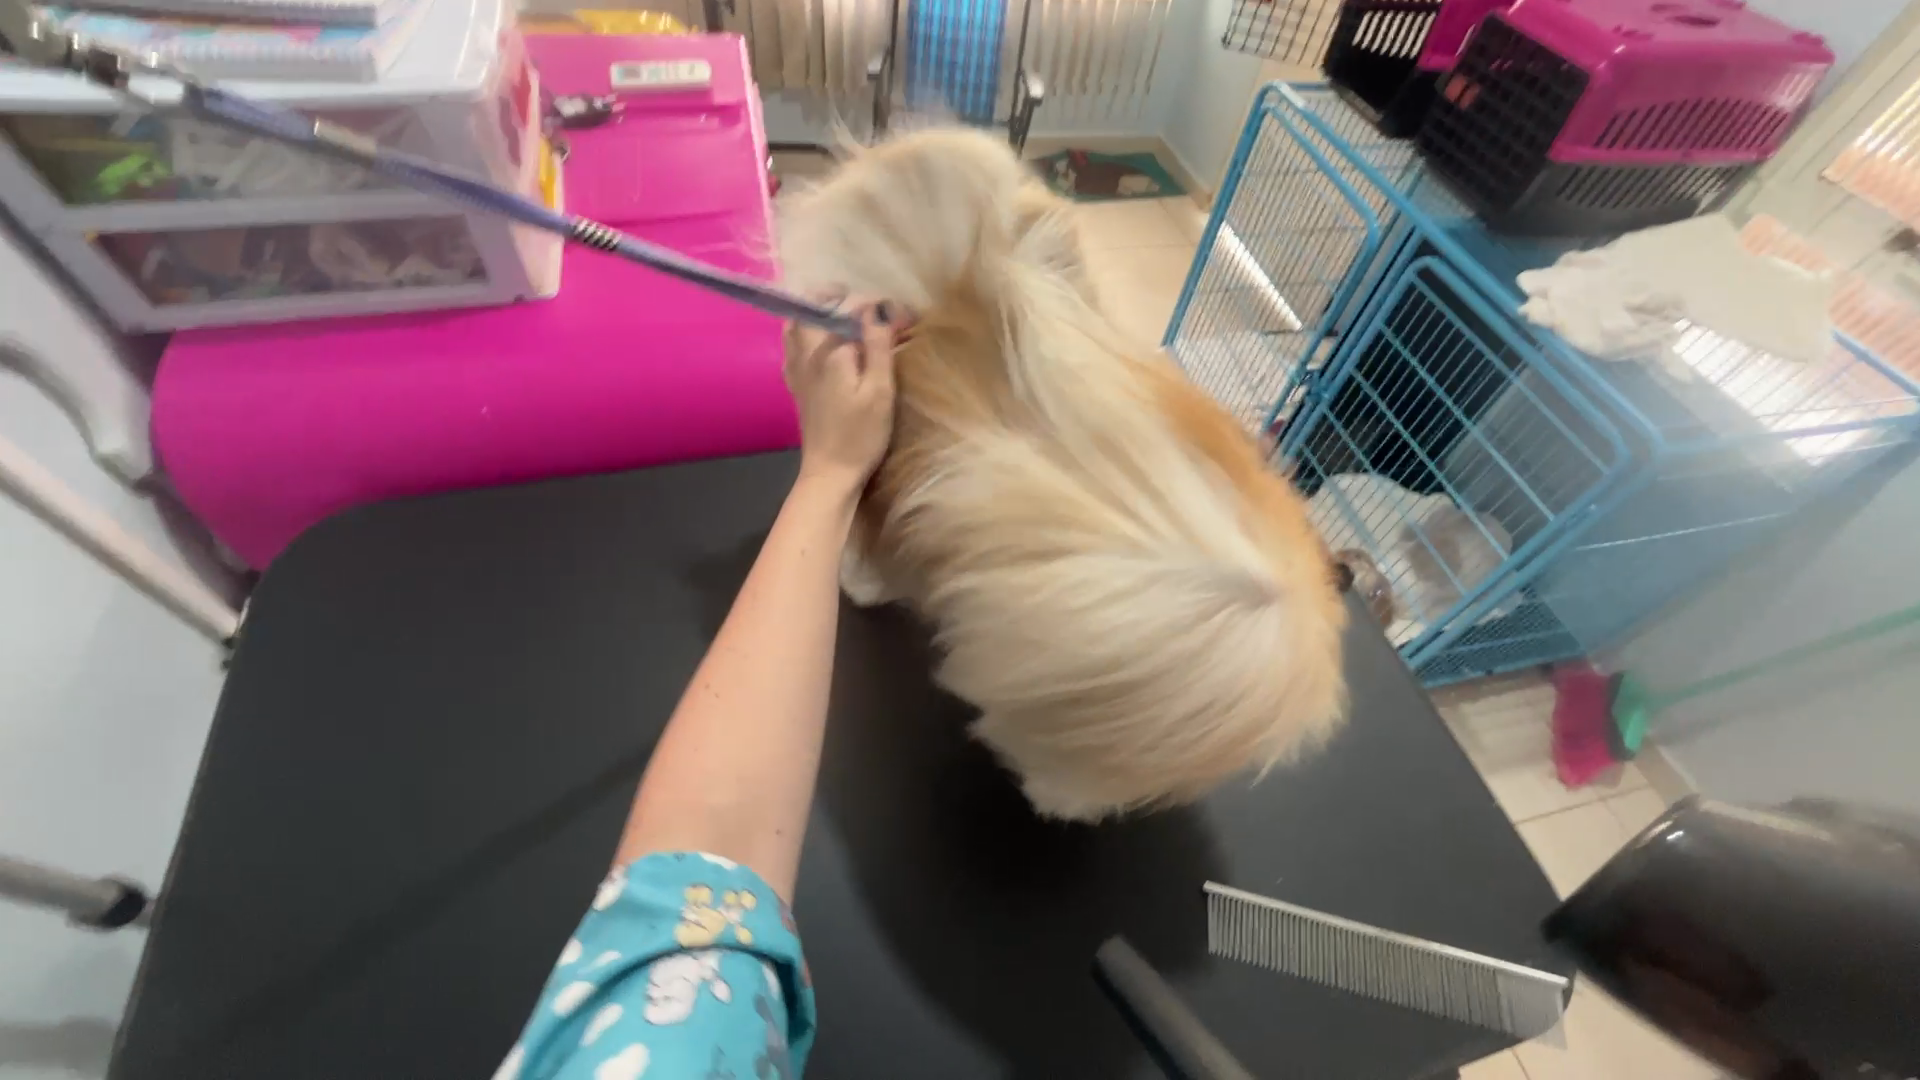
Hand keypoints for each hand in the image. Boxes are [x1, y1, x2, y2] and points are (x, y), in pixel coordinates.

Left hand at [784, 298, 902, 494]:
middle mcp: (806, 353)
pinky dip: (806, 332)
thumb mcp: (879, 391)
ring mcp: (796, 368)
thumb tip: (878, 309)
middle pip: (813, 306)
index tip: (906, 318)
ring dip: (819, 311)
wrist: (830, 473)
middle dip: (841, 297)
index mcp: (829, 351)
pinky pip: (793, 344)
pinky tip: (824, 343)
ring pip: (798, 322)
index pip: (851, 308)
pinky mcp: (796, 384)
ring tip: (844, 314)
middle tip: (869, 305)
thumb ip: (877, 346)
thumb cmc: (860, 435)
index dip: (880, 307)